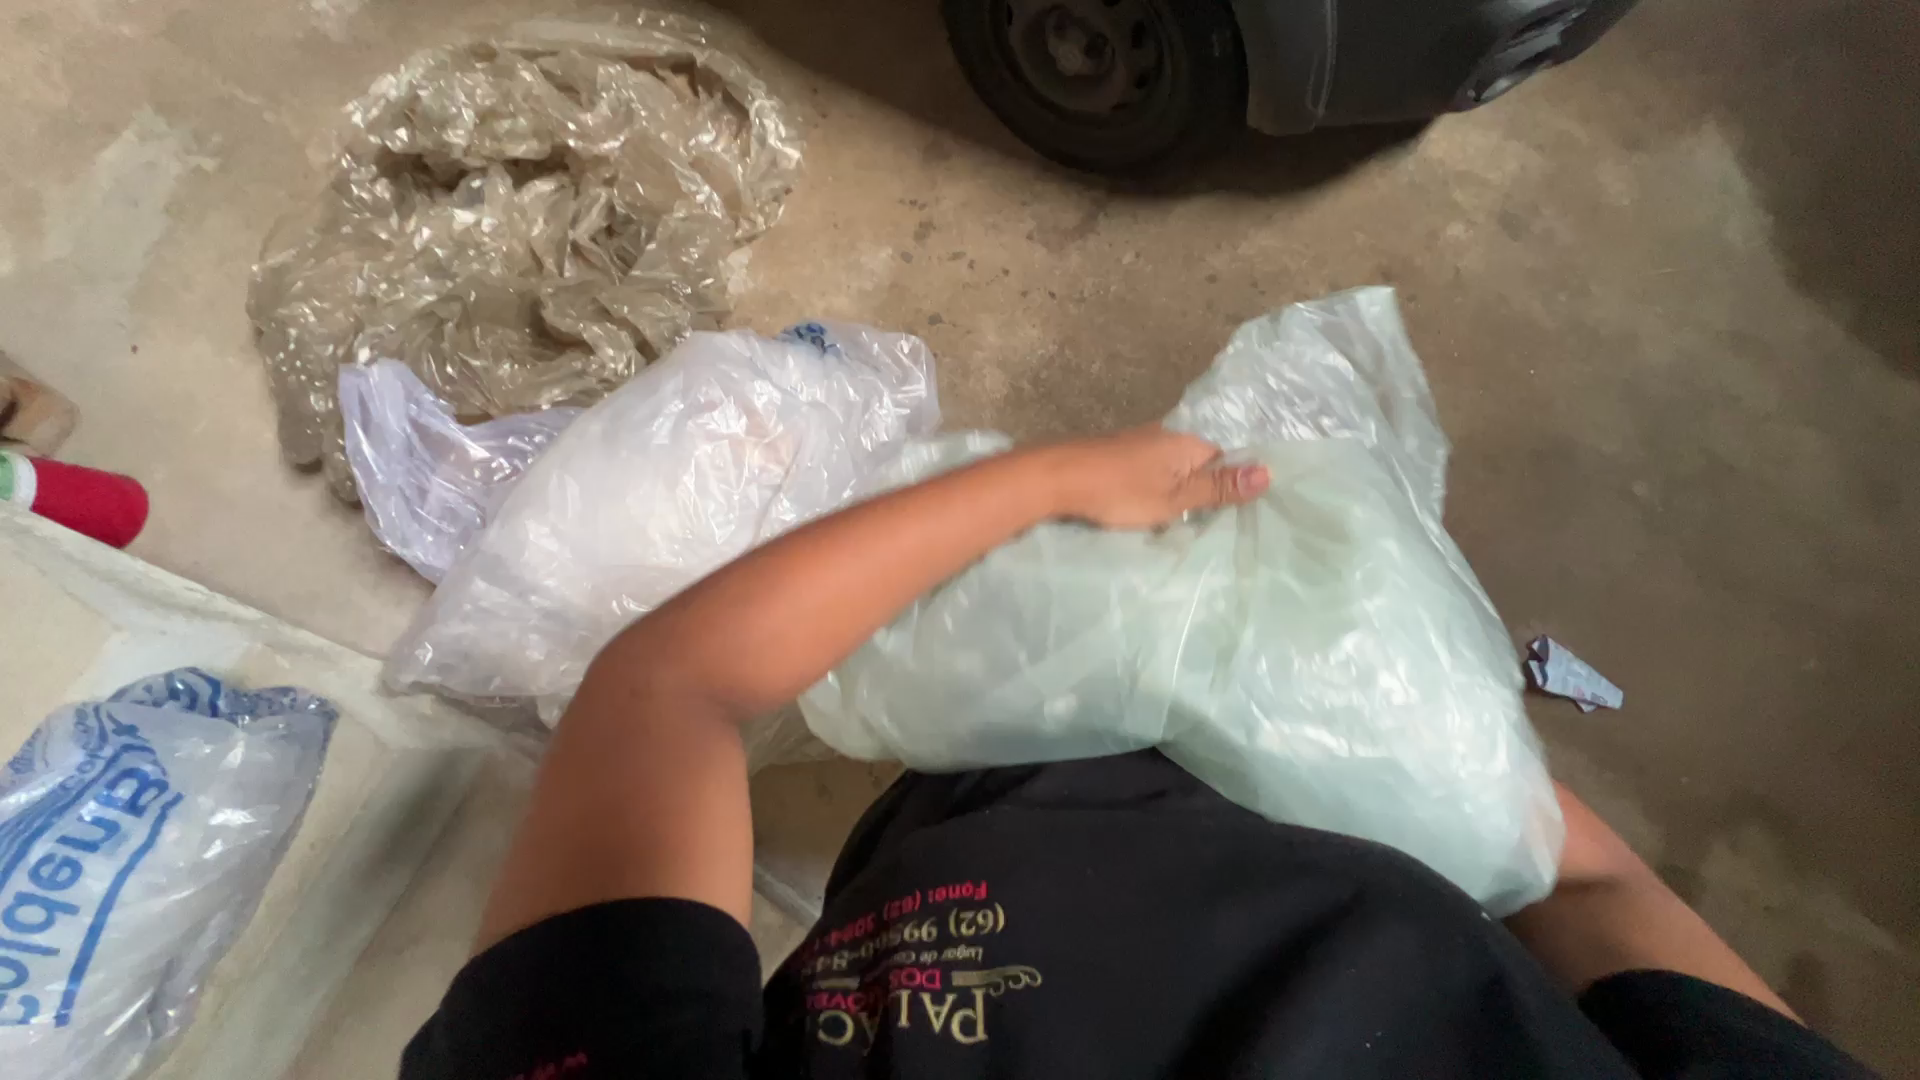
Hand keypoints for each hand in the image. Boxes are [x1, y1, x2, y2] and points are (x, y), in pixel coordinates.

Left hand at [1041, 426, 1268, 528]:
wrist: (1058, 476)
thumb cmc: (1120, 491)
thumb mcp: (1175, 497)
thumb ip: (1217, 487)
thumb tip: (1269, 472)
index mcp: (1187, 443)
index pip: (1225, 459)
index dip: (1230, 485)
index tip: (1232, 514)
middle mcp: (1165, 435)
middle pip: (1197, 462)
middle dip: (1202, 487)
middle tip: (1204, 522)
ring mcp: (1137, 443)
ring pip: (1170, 467)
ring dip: (1175, 489)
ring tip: (1176, 519)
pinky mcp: (1115, 454)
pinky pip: (1147, 470)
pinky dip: (1151, 487)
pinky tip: (1145, 504)